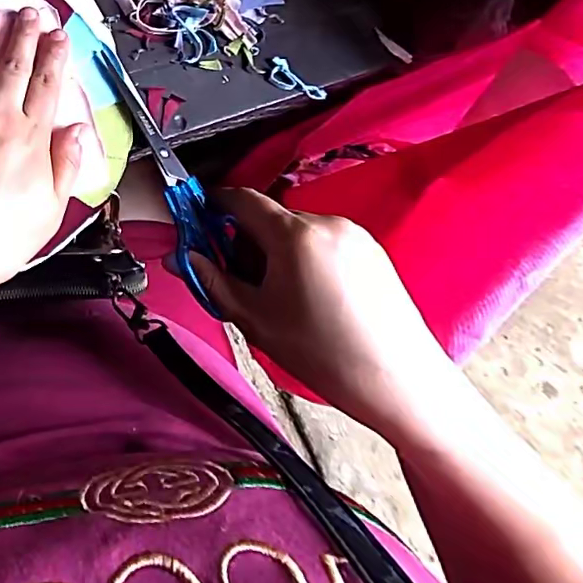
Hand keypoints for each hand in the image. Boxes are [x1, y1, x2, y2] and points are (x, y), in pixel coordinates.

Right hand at [194, 189, 457, 430]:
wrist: (400, 383)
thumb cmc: (328, 355)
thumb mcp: (255, 318)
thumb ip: (212, 281)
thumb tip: (183, 258)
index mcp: (294, 235)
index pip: (241, 199)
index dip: (213, 205)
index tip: (199, 221)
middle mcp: (325, 223)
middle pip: (268, 217)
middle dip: (245, 239)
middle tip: (239, 277)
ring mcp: (352, 234)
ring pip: (295, 230)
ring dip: (276, 250)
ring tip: (280, 296)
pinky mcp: (370, 249)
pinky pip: (322, 241)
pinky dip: (304, 257)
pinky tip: (309, 297)